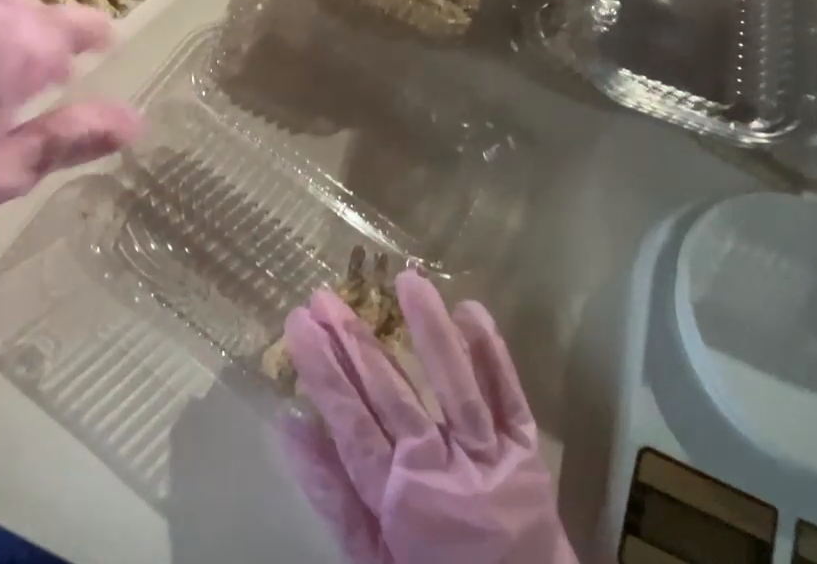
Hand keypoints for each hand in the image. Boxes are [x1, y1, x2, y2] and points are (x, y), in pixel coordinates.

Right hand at [280, 272, 574, 563]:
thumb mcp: (370, 551)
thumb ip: (330, 492)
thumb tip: (288, 425)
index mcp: (397, 497)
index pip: (350, 421)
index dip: (322, 370)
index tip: (297, 323)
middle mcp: (442, 471)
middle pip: (393, 396)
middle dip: (354, 341)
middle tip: (323, 294)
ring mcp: (489, 460)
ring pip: (457, 390)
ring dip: (429, 331)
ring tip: (406, 279)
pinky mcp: (528, 455)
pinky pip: (512, 402)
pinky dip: (495, 357)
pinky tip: (472, 311)